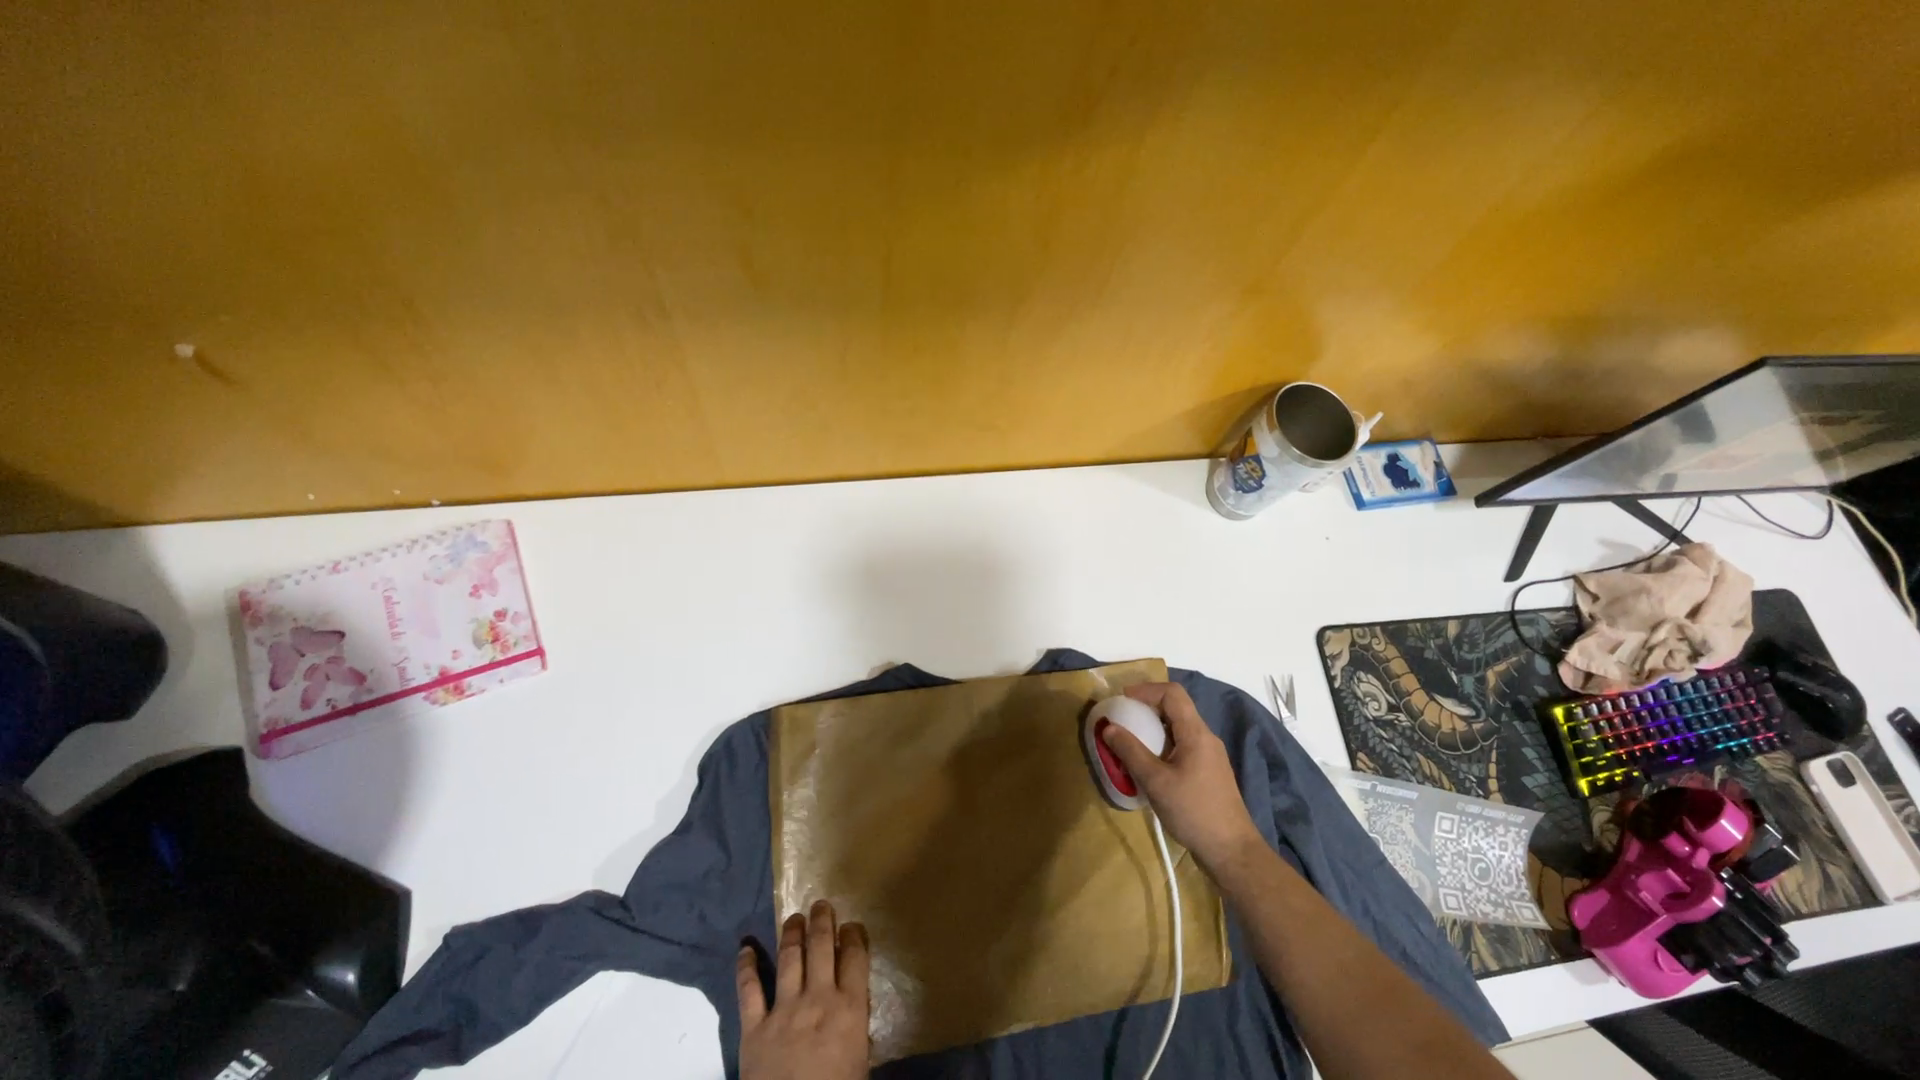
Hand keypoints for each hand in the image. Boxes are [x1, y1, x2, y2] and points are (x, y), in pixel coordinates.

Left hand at [737, 901, 871, 1079]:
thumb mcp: (861, 1061)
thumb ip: (856, 1028)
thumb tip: (855, 1009)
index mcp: (849, 1008)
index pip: (855, 958)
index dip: (854, 935)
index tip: (852, 925)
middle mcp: (818, 998)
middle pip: (822, 947)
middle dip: (823, 921)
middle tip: (821, 904)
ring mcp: (783, 1009)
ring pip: (789, 959)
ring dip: (792, 933)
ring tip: (794, 917)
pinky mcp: (754, 1026)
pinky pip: (748, 989)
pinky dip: (746, 966)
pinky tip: (745, 948)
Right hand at [1101, 682, 1262, 871]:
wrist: (1230, 850)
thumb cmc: (1193, 811)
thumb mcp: (1155, 781)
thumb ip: (1131, 751)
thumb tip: (1108, 726)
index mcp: (1196, 733)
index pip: (1173, 694)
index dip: (1146, 690)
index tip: (1122, 700)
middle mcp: (1206, 738)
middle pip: (1176, 709)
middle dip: (1146, 709)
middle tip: (1121, 721)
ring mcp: (1209, 757)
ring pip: (1178, 730)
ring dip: (1153, 731)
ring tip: (1129, 744)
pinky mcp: (1208, 773)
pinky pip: (1182, 748)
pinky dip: (1161, 748)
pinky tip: (1148, 768)